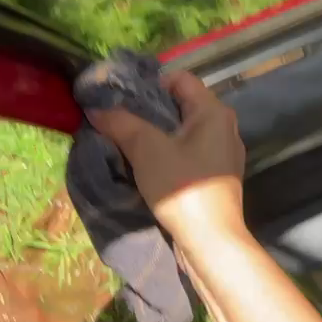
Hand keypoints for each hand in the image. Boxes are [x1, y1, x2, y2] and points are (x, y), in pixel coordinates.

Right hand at [87, 71, 247, 253]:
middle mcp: (225, 128)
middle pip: (181, 107)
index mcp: (214, 111)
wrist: (211, 241)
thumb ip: (121, 124)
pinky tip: (151, 170)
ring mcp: (224, 156)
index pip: (179, 79)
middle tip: (121, 122)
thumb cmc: (182, 188)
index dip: (148, 84)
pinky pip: (191, 157)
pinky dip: (171, 158)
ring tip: (131, 146)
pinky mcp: (219, 181)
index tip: (122, 100)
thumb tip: (96, 109)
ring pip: (185, 134)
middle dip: (150, 113)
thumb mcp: (146, 150)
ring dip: (159, 138)